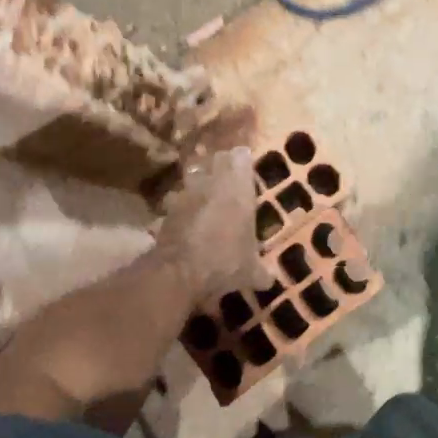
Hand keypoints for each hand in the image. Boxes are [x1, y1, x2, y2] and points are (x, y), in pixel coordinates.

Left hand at [153, 146, 266, 299]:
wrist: (179, 271)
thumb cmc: (225, 261)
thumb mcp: (250, 271)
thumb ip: (261, 272)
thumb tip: (270, 280)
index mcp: (238, 188)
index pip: (241, 157)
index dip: (243, 159)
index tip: (247, 165)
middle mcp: (212, 183)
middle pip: (216, 159)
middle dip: (222, 165)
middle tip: (229, 177)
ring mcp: (186, 193)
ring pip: (193, 174)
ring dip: (199, 180)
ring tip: (205, 193)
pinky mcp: (167, 208)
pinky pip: (177, 198)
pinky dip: (182, 204)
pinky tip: (185, 217)